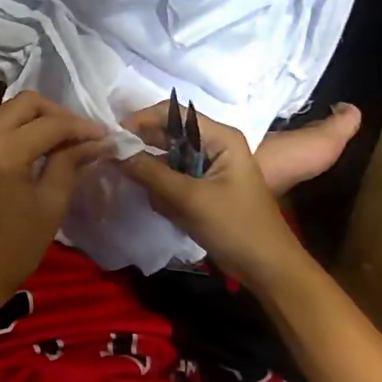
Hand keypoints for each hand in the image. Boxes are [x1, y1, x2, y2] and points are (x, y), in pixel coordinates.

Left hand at [0, 92, 110, 311]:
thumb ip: (71, 161)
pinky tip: (39, 147)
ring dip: (37, 120)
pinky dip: (19, 130)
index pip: (49, 124)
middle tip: (81, 135)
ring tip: (64, 141)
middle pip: (25, 103)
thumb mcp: (52, 202)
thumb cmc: (17, 245)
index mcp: (3, 153)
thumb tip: (100, 141)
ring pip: (8, 111)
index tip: (104, 136)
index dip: (80, 127)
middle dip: (57, 114)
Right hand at [118, 102, 358, 287]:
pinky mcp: (202, 189)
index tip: (114, 138)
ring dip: (155, 179)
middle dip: (145, 152)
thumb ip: (150, 173)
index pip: (172, 114)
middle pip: (167, 136)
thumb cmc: (236, 226)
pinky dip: (163, 193)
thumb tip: (115, 152)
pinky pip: (171, 181)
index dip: (141, 120)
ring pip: (166, 161)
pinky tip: (169, 211)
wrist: (266, 268)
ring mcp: (207, 168)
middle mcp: (213, 146)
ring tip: (158, 200)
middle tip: (117, 165)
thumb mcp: (190, 199)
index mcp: (219, 138)